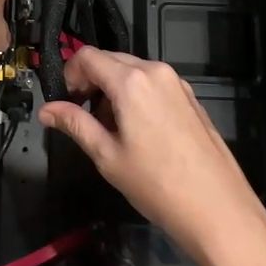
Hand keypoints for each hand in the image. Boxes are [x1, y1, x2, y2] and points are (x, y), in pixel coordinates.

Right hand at [38, 49, 265, 265]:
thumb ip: (75, 125)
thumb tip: (47, 110)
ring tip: (112, 130)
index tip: (66, 100)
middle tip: (84, 116)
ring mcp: (177, 83)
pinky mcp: (191, 97)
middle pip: (111, 59)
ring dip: (114, 89)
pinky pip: (154, 83)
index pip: (87, 56)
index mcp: (131, 80)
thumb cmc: (158, 185)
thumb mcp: (107, 157)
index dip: (69, 73)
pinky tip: (140, 133)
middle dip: (91, 81)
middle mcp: (155, 71)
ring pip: (133, 71)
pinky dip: (138, 95)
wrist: (218, 209)